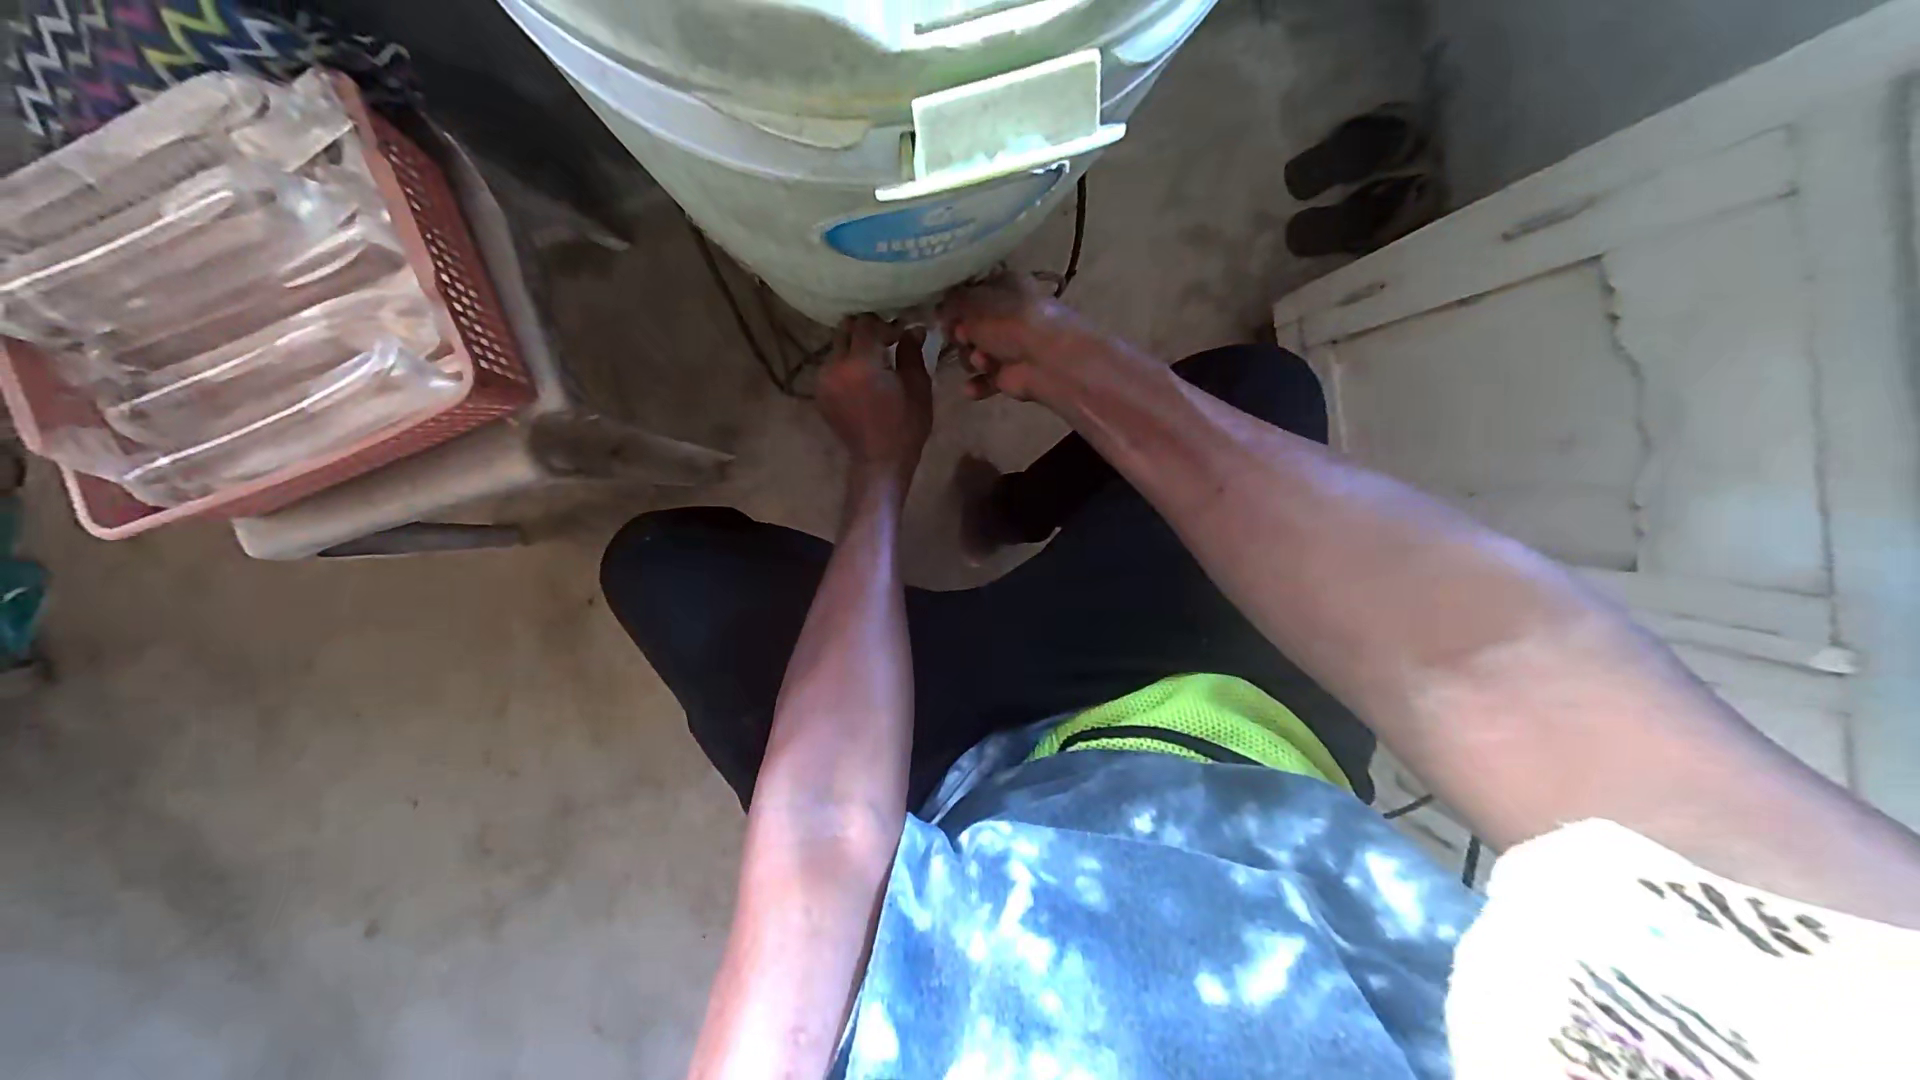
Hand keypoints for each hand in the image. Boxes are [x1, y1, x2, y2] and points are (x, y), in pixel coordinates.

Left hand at [816, 315, 932, 488]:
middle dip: (865, 330)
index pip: (866, 324)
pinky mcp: (820, 395)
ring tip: (874, 362)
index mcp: (861, 362)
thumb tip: (912, 328)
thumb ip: (912, 352)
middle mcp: (835, 366)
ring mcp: (823, 381)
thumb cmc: (905, 425)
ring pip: (836, 348)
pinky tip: (862, 380)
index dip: (884, 325)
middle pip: (845, 331)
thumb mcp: (917, 386)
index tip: (900, 334)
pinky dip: (845, 366)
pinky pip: (831, 368)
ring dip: (854, 348)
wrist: (879, 461)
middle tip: (885, 342)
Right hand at [936, 271, 1102, 401]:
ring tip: (982, 361)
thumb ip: (952, 303)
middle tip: (964, 338)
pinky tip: (970, 389)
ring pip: (976, 354)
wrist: (1046, 360)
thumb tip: (939, 309)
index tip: (943, 314)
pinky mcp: (1012, 376)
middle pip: (972, 327)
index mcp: (1006, 287)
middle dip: (964, 335)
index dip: (956, 305)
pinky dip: (978, 384)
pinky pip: (986, 380)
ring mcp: (1012, 347)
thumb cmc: (1009, 321)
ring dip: (972, 359)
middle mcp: (1009, 316)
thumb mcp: (973, 302)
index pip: (974, 292)